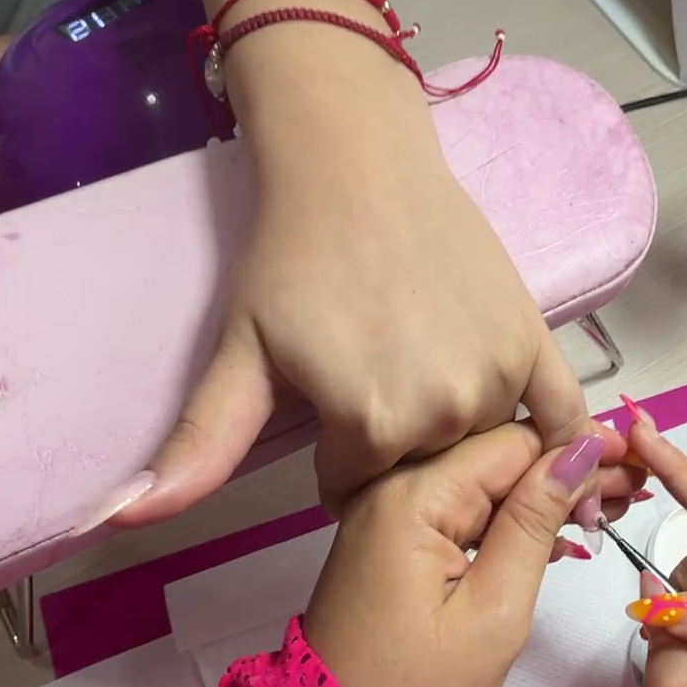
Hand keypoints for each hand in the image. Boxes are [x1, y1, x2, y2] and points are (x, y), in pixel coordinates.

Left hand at [112, 76, 591, 523]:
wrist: (357, 165)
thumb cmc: (292, 257)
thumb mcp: (239, 352)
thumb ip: (199, 447)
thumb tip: (124, 522)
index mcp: (372, 425)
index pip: (360, 491)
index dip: (341, 465)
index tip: (334, 425)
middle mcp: (445, 411)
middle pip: (424, 471)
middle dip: (398, 450)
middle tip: (380, 392)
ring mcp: (498, 374)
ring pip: (482, 444)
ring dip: (459, 432)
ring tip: (428, 381)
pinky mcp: (534, 340)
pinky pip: (563, 413)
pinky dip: (557, 439)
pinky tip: (543, 447)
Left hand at [303, 424, 642, 686]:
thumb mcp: (494, 608)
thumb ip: (535, 522)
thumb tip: (579, 452)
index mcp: (415, 495)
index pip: (512, 442)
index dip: (575, 450)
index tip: (629, 470)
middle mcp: (397, 483)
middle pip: (499, 455)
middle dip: (566, 470)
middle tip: (629, 490)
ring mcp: (393, 506)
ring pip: (487, 479)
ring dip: (544, 493)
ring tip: (605, 509)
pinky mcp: (397, 530)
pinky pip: (464, 505)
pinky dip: (509, 516)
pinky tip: (556, 528)